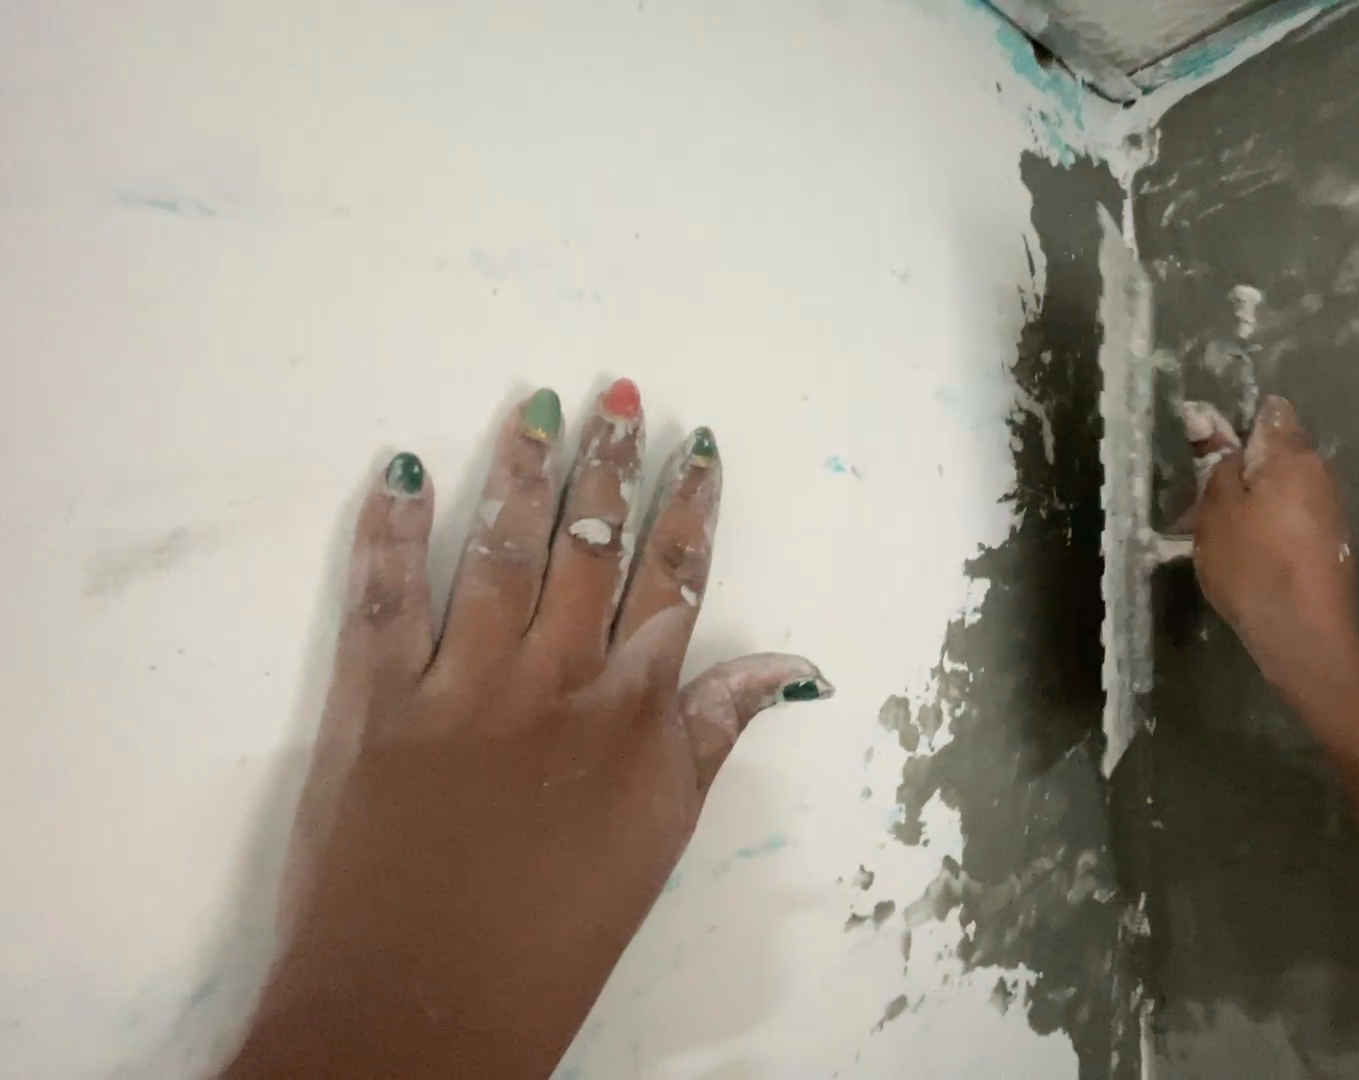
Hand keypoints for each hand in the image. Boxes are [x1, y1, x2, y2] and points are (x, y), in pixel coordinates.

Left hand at [226, 383, 831, 1078]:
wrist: (427, 1009)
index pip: (677, 579)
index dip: (691, 507)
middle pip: (593, 545)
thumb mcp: (670, 821)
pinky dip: (391, 534)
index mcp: (633, 705)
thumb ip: (721, 726)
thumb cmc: (570, 915)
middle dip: (611, 463)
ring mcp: (465, 684)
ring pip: (500, 552)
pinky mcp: (377, 706)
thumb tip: (795, 668)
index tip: (699, 446)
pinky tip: (403, 472)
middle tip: (618, 391)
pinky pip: (385, 603)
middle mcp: (558, 675)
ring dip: (521, 472)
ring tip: (537, 404)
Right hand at [1184, 395, 1358, 697]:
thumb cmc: (1252, 566)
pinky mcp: (1327, 541)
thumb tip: (1214, 427)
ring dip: (1245, 503)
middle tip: (1197, 505)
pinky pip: (1287, 517)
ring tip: (1212, 537)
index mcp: (1293, 456)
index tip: (1207, 453)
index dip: (1234, 424)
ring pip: (1277, 489)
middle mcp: (1319, 473)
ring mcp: (1328, 509)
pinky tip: (1240, 557)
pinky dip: (1261, 526)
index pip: (1270, 411)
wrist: (1303, 635)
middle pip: (1272, 454)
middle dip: (1236, 470)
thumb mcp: (1217, 511)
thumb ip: (1217, 464)